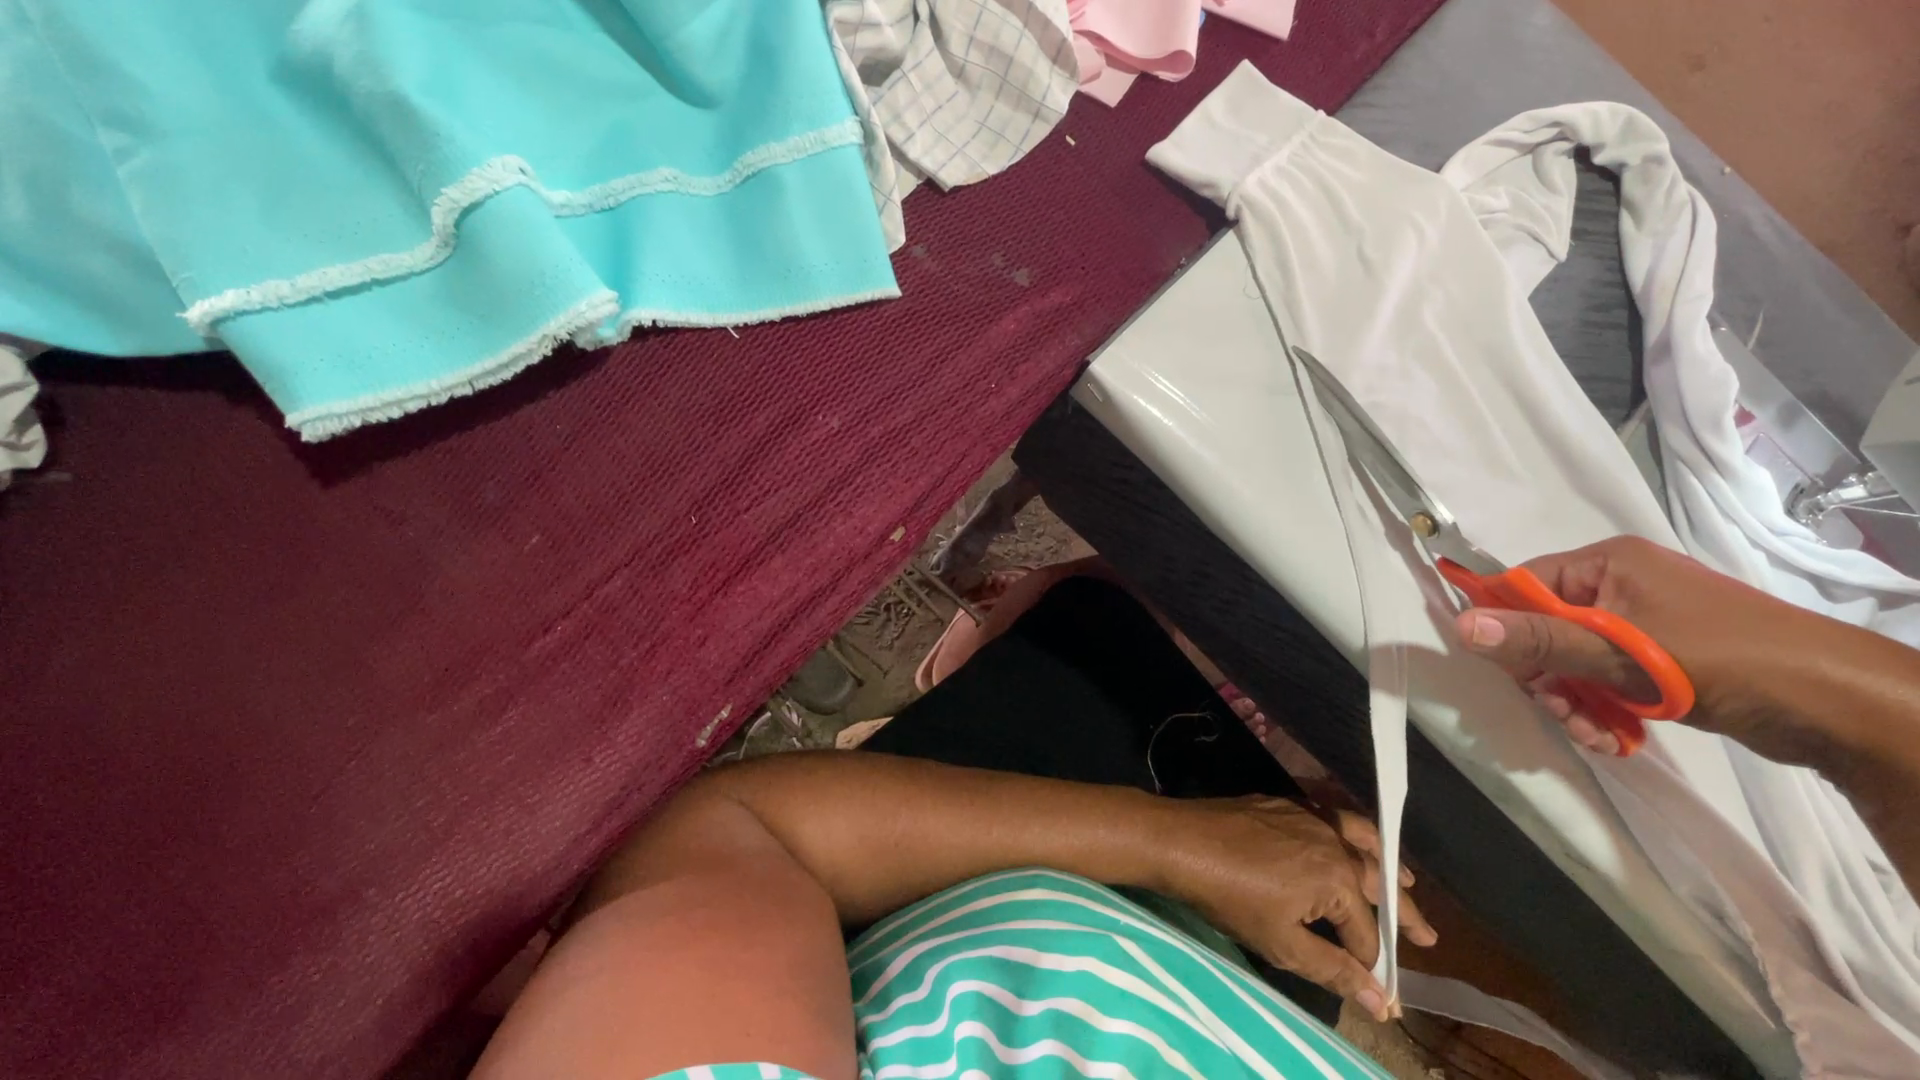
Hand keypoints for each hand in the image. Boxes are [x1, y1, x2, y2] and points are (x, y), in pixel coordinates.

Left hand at [1153, 795, 1433, 1021]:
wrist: (1180, 841)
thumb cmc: (1229, 897)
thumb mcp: (1281, 944)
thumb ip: (1334, 970)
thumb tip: (1382, 1003)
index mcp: (1338, 879)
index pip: (1366, 931)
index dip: (1372, 965)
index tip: (1384, 992)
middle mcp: (1334, 843)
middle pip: (1377, 881)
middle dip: (1403, 912)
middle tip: (1428, 937)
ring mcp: (1309, 817)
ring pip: (1361, 840)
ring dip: (1386, 863)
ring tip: (1405, 881)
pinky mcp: (1284, 804)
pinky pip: (1333, 817)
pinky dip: (1353, 833)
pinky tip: (1349, 841)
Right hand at [1448, 535, 1875, 763]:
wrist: (1838, 705)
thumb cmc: (1722, 660)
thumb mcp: (1618, 651)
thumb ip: (1538, 639)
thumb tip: (1462, 627)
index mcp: (1608, 562)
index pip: (1524, 585)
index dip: (1510, 629)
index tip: (1521, 675)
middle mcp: (1622, 584)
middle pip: (1547, 627)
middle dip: (1548, 678)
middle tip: (1563, 713)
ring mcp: (1646, 620)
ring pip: (1576, 659)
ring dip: (1574, 701)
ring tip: (1595, 735)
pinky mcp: (1665, 655)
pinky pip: (1608, 675)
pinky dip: (1603, 706)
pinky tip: (1614, 737)